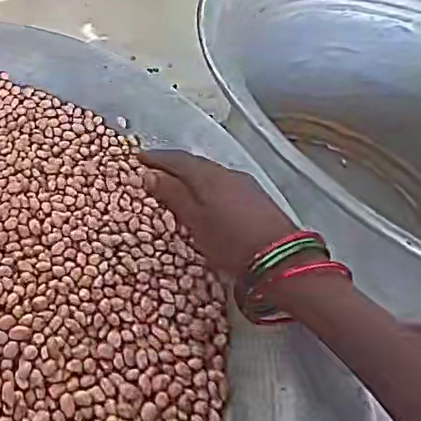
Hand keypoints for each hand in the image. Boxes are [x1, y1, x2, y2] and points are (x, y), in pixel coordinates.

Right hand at [139, 150, 295, 279]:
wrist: (282, 261)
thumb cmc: (229, 241)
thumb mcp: (193, 220)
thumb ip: (171, 194)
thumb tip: (148, 174)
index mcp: (206, 175)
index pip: (176, 159)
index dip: (155, 158)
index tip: (138, 159)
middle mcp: (226, 173)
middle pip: (193, 163)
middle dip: (172, 165)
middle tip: (153, 170)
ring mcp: (244, 184)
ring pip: (210, 173)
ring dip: (190, 175)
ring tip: (175, 184)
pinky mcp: (256, 197)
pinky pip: (222, 182)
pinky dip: (206, 185)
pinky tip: (203, 196)